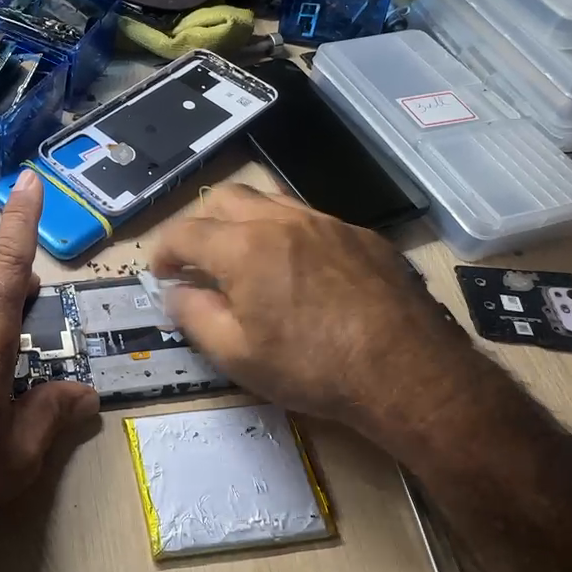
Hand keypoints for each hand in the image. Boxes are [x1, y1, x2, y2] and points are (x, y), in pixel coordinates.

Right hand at [151, 183, 475, 457]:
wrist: (408, 372)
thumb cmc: (313, 368)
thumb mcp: (236, 355)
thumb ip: (194, 315)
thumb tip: (175, 292)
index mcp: (242, 247)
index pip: (184, 232)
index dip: (163, 252)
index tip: (162, 275)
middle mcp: (280, 220)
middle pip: (225, 198)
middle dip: (201, 224)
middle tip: (199, 260)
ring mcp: (325, 222)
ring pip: (270, 201)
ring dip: (245, 221)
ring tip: (246, 258)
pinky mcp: (361, 235)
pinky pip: (311, 219)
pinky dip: (288, 234)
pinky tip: (300, 270)